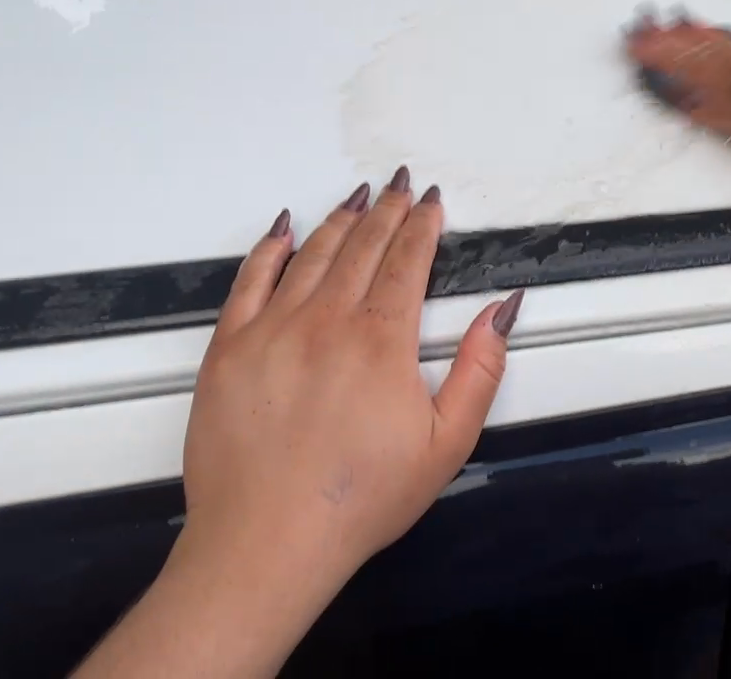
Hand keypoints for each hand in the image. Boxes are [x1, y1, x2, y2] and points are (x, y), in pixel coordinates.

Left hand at [175, 169, 521, 620]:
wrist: (266, 545)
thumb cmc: (362, 498)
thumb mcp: (448, 441)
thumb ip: (481, 367)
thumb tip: (501, 309)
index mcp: (382, 340)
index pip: (407, 261)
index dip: (423, 226)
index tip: (432, 203)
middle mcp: (327, 322)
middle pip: (364, 246)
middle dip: (388, 210)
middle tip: (401, 185)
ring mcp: (272, 331)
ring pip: (314, 254)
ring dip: (341, 219)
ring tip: (359, 195)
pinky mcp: (229, 350)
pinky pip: (249, 280)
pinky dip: (270, 248)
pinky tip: (285, 227)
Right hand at [625, 11, 730, 161]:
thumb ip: (719, 113)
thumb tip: (679, 98)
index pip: (690, 67)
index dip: (660, 58)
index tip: (632, 46)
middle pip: (704, 49)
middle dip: (670, 40)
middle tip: (643, 26)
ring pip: (728, 44)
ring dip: (700, 34)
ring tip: (679, 19)